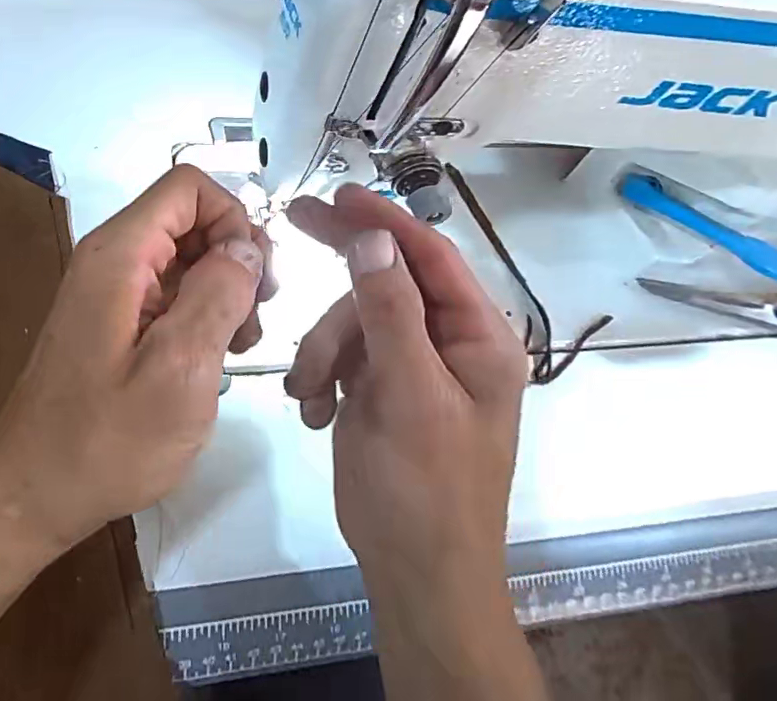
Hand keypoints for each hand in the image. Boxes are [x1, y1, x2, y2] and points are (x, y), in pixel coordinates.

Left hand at [0, 165, 273, 552]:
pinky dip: (206, 310)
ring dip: (226, 287)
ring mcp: (114, 290)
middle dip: (236, 255)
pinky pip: (175, 289)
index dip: (232, 219)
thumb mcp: (180, 369)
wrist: (28, 501)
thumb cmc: (103, 443)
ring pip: (189, 254)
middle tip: (255, 315)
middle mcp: (113, 258)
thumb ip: (219, 295)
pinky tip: (215, 354)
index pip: (190, 187)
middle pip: (192, 217)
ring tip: (239, 343)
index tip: (250, 278)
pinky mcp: (118, 319)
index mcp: (120, 255)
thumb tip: (248, 246)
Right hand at [283, 184, 526, 597]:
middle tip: (298, 221)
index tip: (340, 195)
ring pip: (356, 320)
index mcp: (478, 336)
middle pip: (390, 280)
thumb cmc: (426, 493)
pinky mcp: (382, 388)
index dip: (386, 221)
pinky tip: (313, 411)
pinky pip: (344, 356)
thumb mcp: (409, 396)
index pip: (431, 256)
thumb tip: (373, 239)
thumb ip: (391, 313)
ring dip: (323, 350)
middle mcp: (450, 340)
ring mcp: (412, 364)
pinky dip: (321, 376)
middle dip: (343, 274)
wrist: (417, 580)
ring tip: (309, 395)